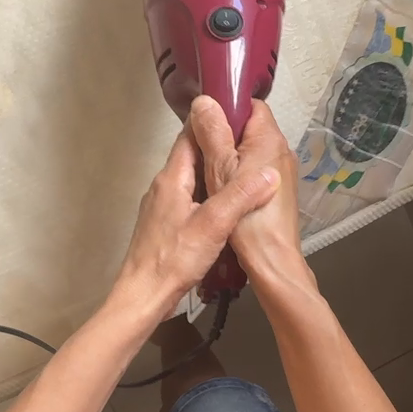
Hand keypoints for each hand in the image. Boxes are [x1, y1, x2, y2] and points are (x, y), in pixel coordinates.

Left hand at [111, 123, 278, 319]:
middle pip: (192, 156)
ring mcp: (161, 207)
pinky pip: (189, 199)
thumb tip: (269, 173)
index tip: (237, 115)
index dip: (212, 122)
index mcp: (172, 178)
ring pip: (191, 179)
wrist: (143, 296)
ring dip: (214, 173)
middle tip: (248, 144)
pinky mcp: (164, 225)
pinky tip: (225, 207)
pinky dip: (208, 196)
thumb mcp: (214, 225)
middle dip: (218, 147)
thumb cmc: (173, 260)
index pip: (190, 135)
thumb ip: (240, 196)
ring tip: (242, 171)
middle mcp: (163, 187)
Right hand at [189, 96, 312, 293]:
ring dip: (229, 158)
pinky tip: (222, 190)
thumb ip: (213, 133)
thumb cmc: (246, 215)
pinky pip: (255, 172)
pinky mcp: (280, 192)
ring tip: (208, 172)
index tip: (205, 125)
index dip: (227, 110)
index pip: (251, 106)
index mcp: (270, 139)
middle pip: (250, 129)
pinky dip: (238, 175)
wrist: (272, 260)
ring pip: (251, 153)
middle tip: (201, 152)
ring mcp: (283, 172)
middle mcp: (281, 151)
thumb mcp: (220, 169)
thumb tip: (204, 101)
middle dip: (224, 136)